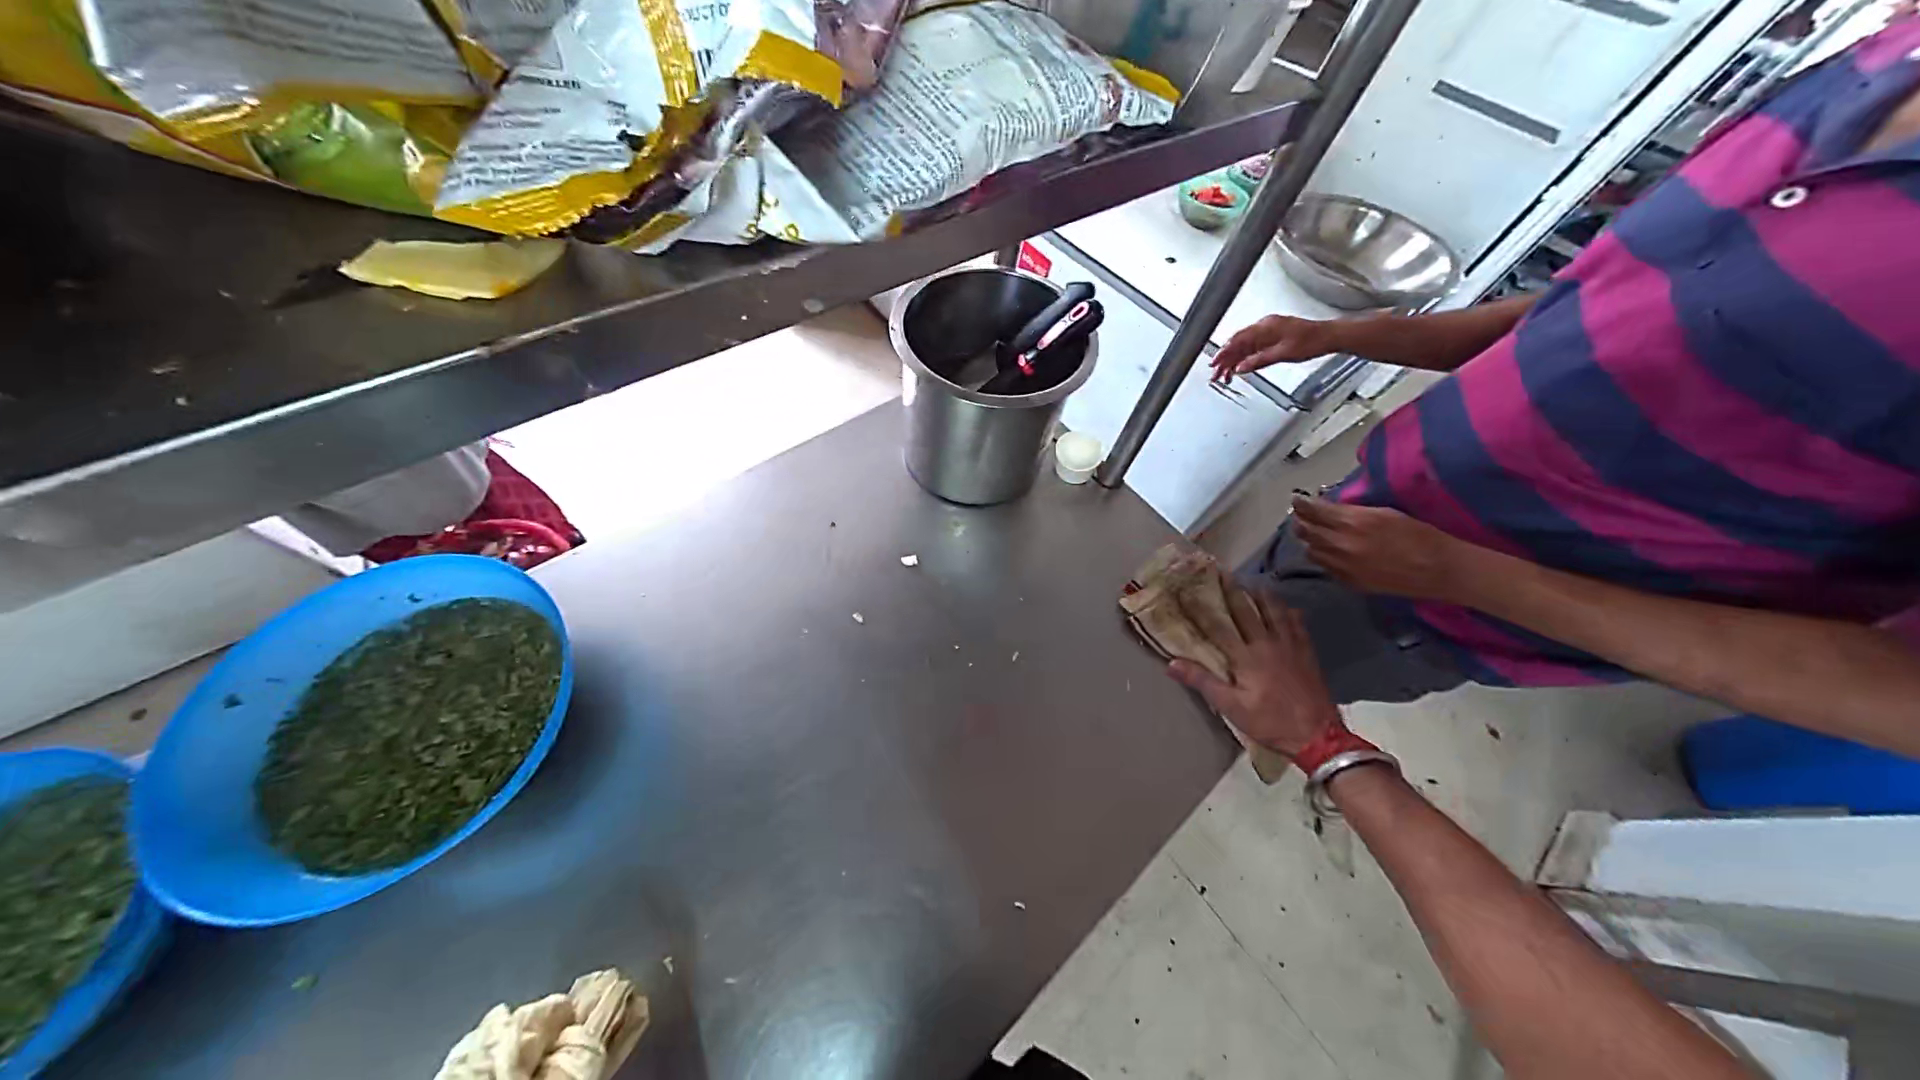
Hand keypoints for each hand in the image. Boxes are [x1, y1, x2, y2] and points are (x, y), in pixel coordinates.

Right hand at [1166, 589, 1340, 757]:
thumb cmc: (1271, 722)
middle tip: (1224, 574)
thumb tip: (1172, 663)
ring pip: (1275, 612)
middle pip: (1248, 611)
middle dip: (1234, 591)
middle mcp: (1267, 644)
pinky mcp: (1307, 653)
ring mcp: (1290, 646)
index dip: (1202, 608)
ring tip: (1254, 584)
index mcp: (1246, 657)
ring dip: (1263, 596)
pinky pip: (1298, 625)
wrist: (1319, 735)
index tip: (1188, 592)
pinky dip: (1290, 613)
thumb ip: (1203, 682)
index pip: (1218, 626)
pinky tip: (1289, 608)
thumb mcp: (1231, 707)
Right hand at [1211, 315, 1342, 381]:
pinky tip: (1241, 367)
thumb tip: (1241, 368)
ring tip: (1226, 375)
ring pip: (1245, 347)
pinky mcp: (1274, 338)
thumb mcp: (1283, 354)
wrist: (1330, 337)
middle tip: (1216, 374)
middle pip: (1238, 344)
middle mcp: (1265, 327)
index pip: (1238, 340)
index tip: (1214, 364)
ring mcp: (1269, 332)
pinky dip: (1245, 358)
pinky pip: (1254, 348)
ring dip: (1234, 361)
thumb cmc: (1312, 340)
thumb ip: (1259, 361)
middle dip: (1226, 360)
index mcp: (1265, 327)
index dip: (1224, 353)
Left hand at [1291, 496, 1470, 602]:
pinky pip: (1324, 567)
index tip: (1296, 499)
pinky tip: (1328, 552)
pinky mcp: (1347, 582)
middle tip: (1300, 516)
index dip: (1301, 504)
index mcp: (1351, 522)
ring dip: (1310, 541)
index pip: (1313, 511)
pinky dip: (1323, 557)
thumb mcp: (1384, 513)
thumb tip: (1332, 509)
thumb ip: (1352, 512)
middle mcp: (1340, 544)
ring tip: (1314, 534)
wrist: (1439, 570)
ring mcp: (1341, 566)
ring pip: (1310, 550)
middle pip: (1306, 531)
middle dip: (1301, 521)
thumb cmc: (1419, 535)